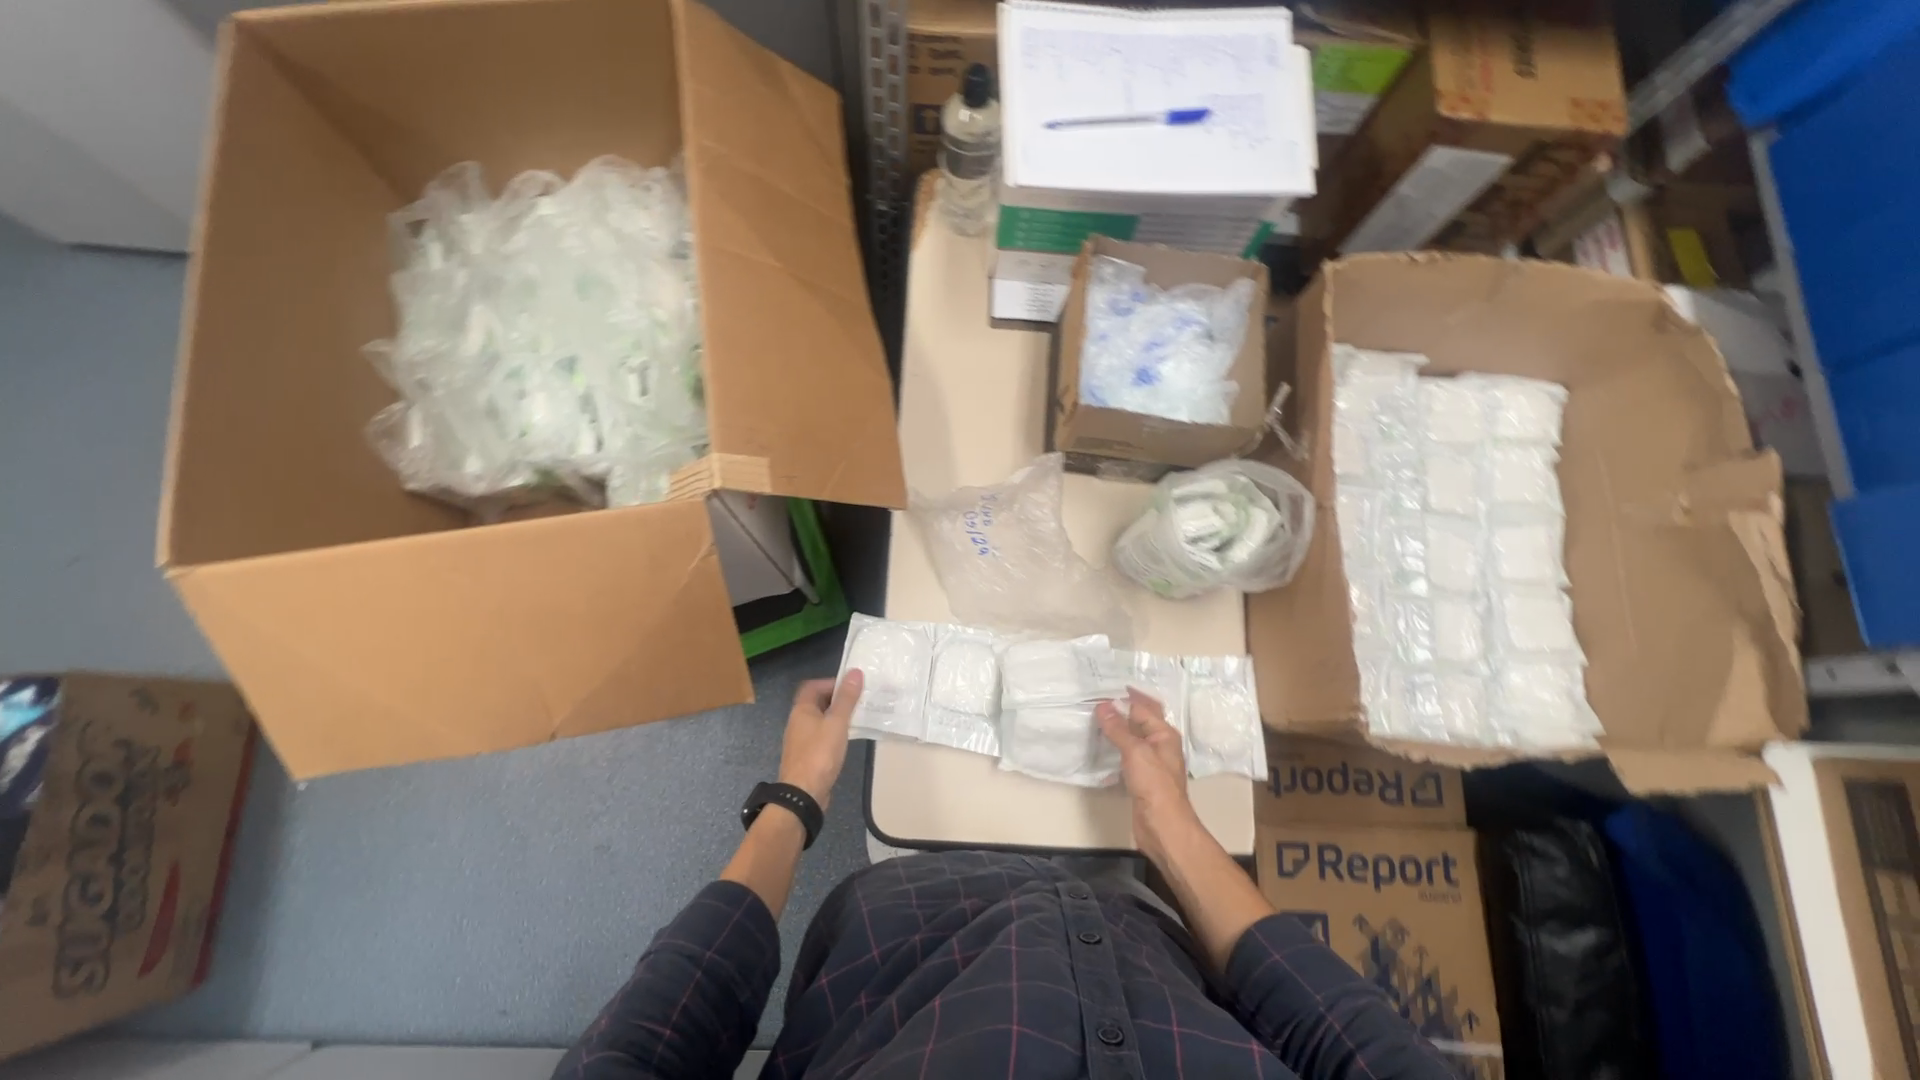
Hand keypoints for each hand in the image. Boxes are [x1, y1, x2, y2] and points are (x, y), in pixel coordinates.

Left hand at [778, 670, 862, 809]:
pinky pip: (821, 736)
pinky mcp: (807, 756)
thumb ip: (847, 699)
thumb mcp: (837, 723)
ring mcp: (801, 740)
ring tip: (857, 718)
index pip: (813, 686)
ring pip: (820, 720)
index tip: (852, 687)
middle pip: (816, 702)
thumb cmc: (819, 754)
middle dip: (837, 699)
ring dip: (837, 717)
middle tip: (858, 702)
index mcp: (802, 710)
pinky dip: (834, 733)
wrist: (803, 793)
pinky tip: (847, 740)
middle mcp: (798, 722)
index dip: (832, 683)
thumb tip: (855, 672)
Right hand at [1098, 688, 1200, 866]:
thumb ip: (1118, 729)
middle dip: (1120, 710)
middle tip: (1094, 700)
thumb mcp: (1135, 752)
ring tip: (1093, 719)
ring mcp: (1151, 763)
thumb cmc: (1154, 785)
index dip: (1123, 698)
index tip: (1101, 687)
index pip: (1142, 708)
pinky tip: (1100, 747)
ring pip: (1132, 739)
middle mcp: (1160, 745)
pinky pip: (1126, 756)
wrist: (1163, 826)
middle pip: (1139, 721)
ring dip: (1115, 729)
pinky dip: (1114, 748)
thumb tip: (1103, 705)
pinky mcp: (1141, 778)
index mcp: (1164, 734)